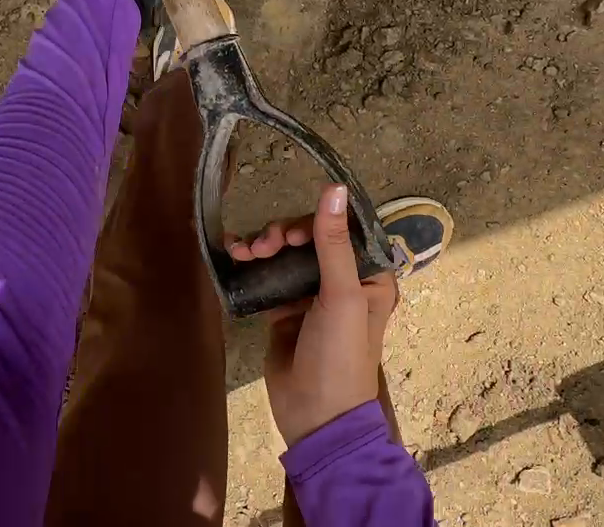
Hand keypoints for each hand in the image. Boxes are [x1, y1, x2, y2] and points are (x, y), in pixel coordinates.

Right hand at [247, 183, 397, 445]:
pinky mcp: (284, 310)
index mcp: (369, 276)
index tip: (294, 232)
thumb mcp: (341, 295)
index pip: (344, 229)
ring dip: (264, 246)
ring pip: (285, 254)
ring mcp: (311, 296)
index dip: (318, 220)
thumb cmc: (340, 354)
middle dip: (283, 234)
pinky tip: (234, 256)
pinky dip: (251, 264)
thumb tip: (333, 187)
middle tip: (264, 245)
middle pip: (310, 238)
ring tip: (245, 252)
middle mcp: (342, 281)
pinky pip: (267, 275)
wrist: (315, 418)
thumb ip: (332, 242)